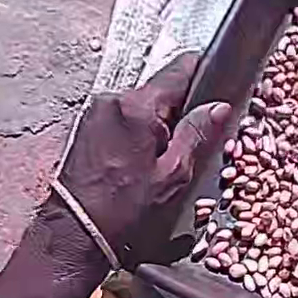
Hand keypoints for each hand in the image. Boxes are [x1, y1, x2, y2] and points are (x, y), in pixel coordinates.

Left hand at [55, 53, 230, 266]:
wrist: (77, 228)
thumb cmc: (125, 206)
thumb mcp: (173, 173)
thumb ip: (197, 134)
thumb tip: (219, 107)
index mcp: (138, 107)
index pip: (181, 69)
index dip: (205, 74)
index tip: (219, 85)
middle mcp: (114, 99)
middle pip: (161, 88)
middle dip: (181, 108)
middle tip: (194, 140)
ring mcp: (98, 110)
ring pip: (143, 104)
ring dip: (159, 122)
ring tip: (165, 157)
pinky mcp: (89, 124)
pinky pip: (125, 116)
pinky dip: (140, 130)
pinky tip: (143, 159)